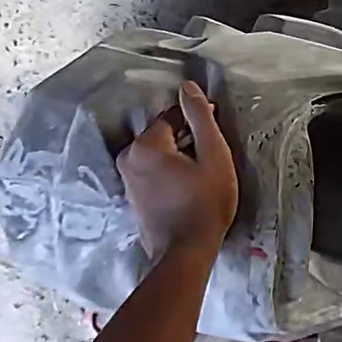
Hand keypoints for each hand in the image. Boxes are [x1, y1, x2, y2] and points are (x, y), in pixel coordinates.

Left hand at [117, 81, 238, 261]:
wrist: (185, 254)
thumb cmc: (204, 204)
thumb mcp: (213, 156)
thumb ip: (200, 118)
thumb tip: (188, 87)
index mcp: (146, 144)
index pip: (173, 116)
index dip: (197, 120)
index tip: (215, 134)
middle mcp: (129, 157)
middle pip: (163, 134)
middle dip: (186, 138)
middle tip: (209, 158)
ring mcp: (127, 179)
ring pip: (157, 153)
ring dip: (177, 156)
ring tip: (200, 173)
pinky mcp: (132, 196)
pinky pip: (152, 171)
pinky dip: (168, 171)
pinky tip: (186, 186)